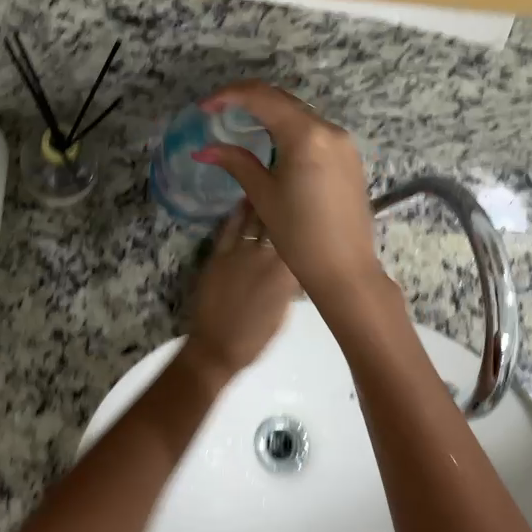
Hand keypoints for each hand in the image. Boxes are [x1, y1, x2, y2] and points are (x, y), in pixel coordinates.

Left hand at [185, 203, 298, 380]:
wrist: (217, 346)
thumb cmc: (256, 337)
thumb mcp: (284, 310)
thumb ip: (289, 283)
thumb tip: (294, 265)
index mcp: (287, 275)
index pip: (302, 241)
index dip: (309, 224)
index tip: (314, 209)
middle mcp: (266, 258)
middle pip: (280, 224)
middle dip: (288, 205)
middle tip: (294, 188)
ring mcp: (240, 253)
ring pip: (256, 220)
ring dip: (263, 202)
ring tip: (270, 184)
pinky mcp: (219, 253)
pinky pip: (230, 227)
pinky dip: (237, 212)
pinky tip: (244, 200)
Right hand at [193, 80, 383, 300]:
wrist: (345, 270)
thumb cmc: (299, 235)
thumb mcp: (263, 194)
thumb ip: (235, 162)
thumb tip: (203, 149)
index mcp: (305, 135)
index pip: (261, 97)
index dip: (228, 96)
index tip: (204, 108)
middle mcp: (328, 129)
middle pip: (281, 99)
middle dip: (246, 99)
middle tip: (217, 111)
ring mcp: (342, 141)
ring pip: (298, 112)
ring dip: (268, 112)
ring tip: (238, 124)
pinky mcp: (349, 156)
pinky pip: (313, 129)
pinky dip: (288, 127)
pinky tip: (270, 142)